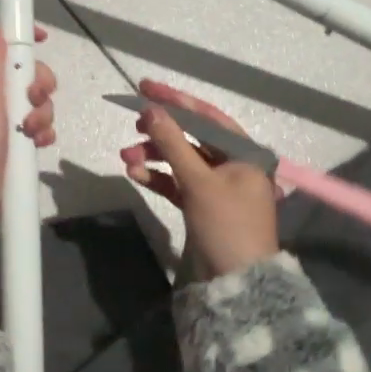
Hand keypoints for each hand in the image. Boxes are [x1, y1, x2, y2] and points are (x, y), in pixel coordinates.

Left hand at [0, 24, 56, 223]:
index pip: (7, 50)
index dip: (25, 41)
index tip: (44, 38)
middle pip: (32, 75)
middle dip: (41, 86)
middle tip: (33, 98)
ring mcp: (10, 119)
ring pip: (40, 102)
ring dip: (43, 114)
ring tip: (31, 132)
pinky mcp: (20, 141)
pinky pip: (43, 127)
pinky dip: (44, 133)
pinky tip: (38, 144)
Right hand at [120, 79, 279, 278]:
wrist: (237, 284)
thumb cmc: (227, 224)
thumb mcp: (198, 181)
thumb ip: (173, 142)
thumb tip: (150, 109)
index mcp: (244, 153)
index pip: (206, 116)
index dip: (174, 100)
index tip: (144, 87)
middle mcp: (232, 164)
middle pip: (191, 136)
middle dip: (160, 131)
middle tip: (134, 124)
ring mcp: (217, 186)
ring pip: (181, 159)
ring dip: (154, 155)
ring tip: (126, 156)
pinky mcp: (202, 205)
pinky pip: (177, 181)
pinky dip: (157, 176)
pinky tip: (135, 173)